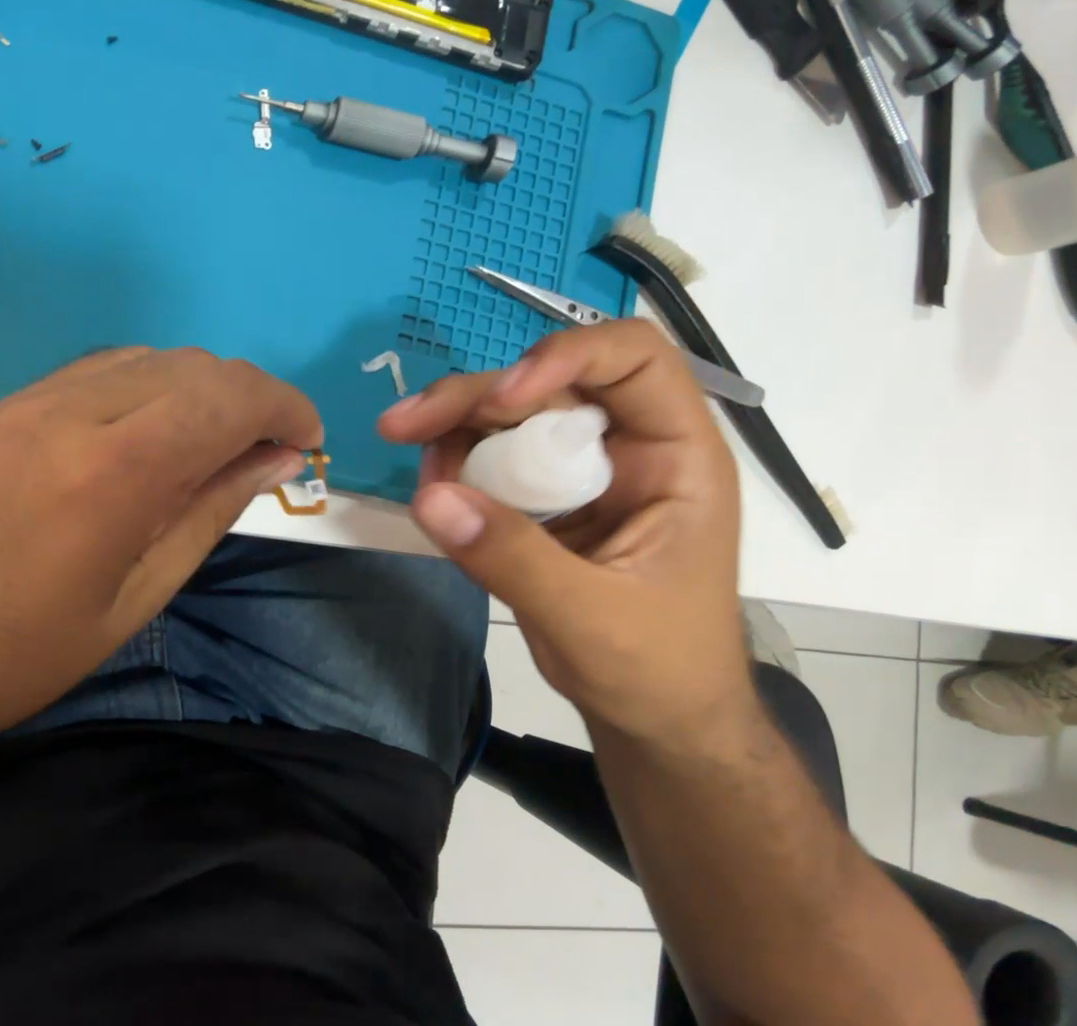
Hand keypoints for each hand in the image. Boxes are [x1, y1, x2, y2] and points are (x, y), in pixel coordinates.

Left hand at [0, 348, 321, 780]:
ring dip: (198, 388)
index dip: (282, 407)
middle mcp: (70, 413)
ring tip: (216, 443)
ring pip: (148, 358)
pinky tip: (156, 432)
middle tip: (268, 450)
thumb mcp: (139, 595)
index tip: (306, 442)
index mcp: (110, 473)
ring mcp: (31, 402)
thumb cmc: (27, 653)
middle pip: (191, 366)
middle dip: (247, 396)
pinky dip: (148, 387)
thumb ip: (210, 511)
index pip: (224, 398)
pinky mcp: (8, 407)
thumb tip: (276, 459)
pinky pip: (100, 371)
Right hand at [376, 320, 750, 740]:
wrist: (653, 717)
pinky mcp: (541, 500)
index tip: (502, 401)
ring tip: (420, 477)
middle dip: (473, 397)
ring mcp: (579, 472)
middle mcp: (626, 448)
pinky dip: (451, 470)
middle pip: (547, 385)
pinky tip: (432, 495)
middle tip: (401, 427)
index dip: (566, 357)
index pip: (633, 362)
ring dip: (452, 432)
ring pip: (508, 418)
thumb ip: (513, 558)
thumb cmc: (657, 667)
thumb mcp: (590, 617)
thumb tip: (428, 497)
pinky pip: (488, 462)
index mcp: (676, 457)